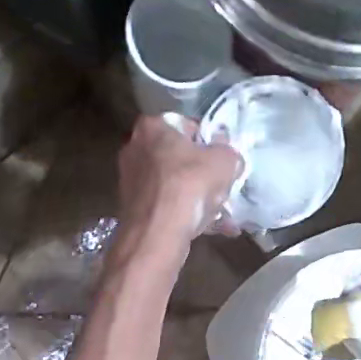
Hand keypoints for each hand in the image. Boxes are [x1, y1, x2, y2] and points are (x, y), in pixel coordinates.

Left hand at [114, 114, 243, 261]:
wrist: (157, 233)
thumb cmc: (190, 186)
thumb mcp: (225, 162)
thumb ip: (229, 154)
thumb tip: (228, 159)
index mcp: (152, 126)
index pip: (187, 125)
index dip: (210, 143)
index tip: (222, 160)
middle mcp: (135, 148)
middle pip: (178, 158)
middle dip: (202, 173)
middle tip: (222, 187)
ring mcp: (131, 181)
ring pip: (174, 185)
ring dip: (197, 198)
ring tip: (222, 215)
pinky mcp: (132, 208)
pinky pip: (166, 206)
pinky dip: (185, 215)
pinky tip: (209, 229)